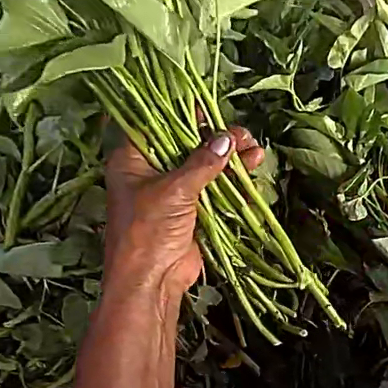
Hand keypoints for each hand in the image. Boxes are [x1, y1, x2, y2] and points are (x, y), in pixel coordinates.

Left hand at [102, 127, 264, 302]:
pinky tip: (251, 171)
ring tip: (254, 151)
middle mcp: (152, 172)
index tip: (210, 107)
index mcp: (133, 160)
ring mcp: (173, 193)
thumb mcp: (174, 190)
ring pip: (205, 167)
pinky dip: (232, 182)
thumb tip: (226, 139)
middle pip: (186, 145)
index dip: (182, 113)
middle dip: (216, 138)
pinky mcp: (192, 212)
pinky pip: (214, 190)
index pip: (157, 124)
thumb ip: (201, 163)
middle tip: (243, 135)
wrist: (151, 280)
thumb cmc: (147, 231)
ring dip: (230, 160)